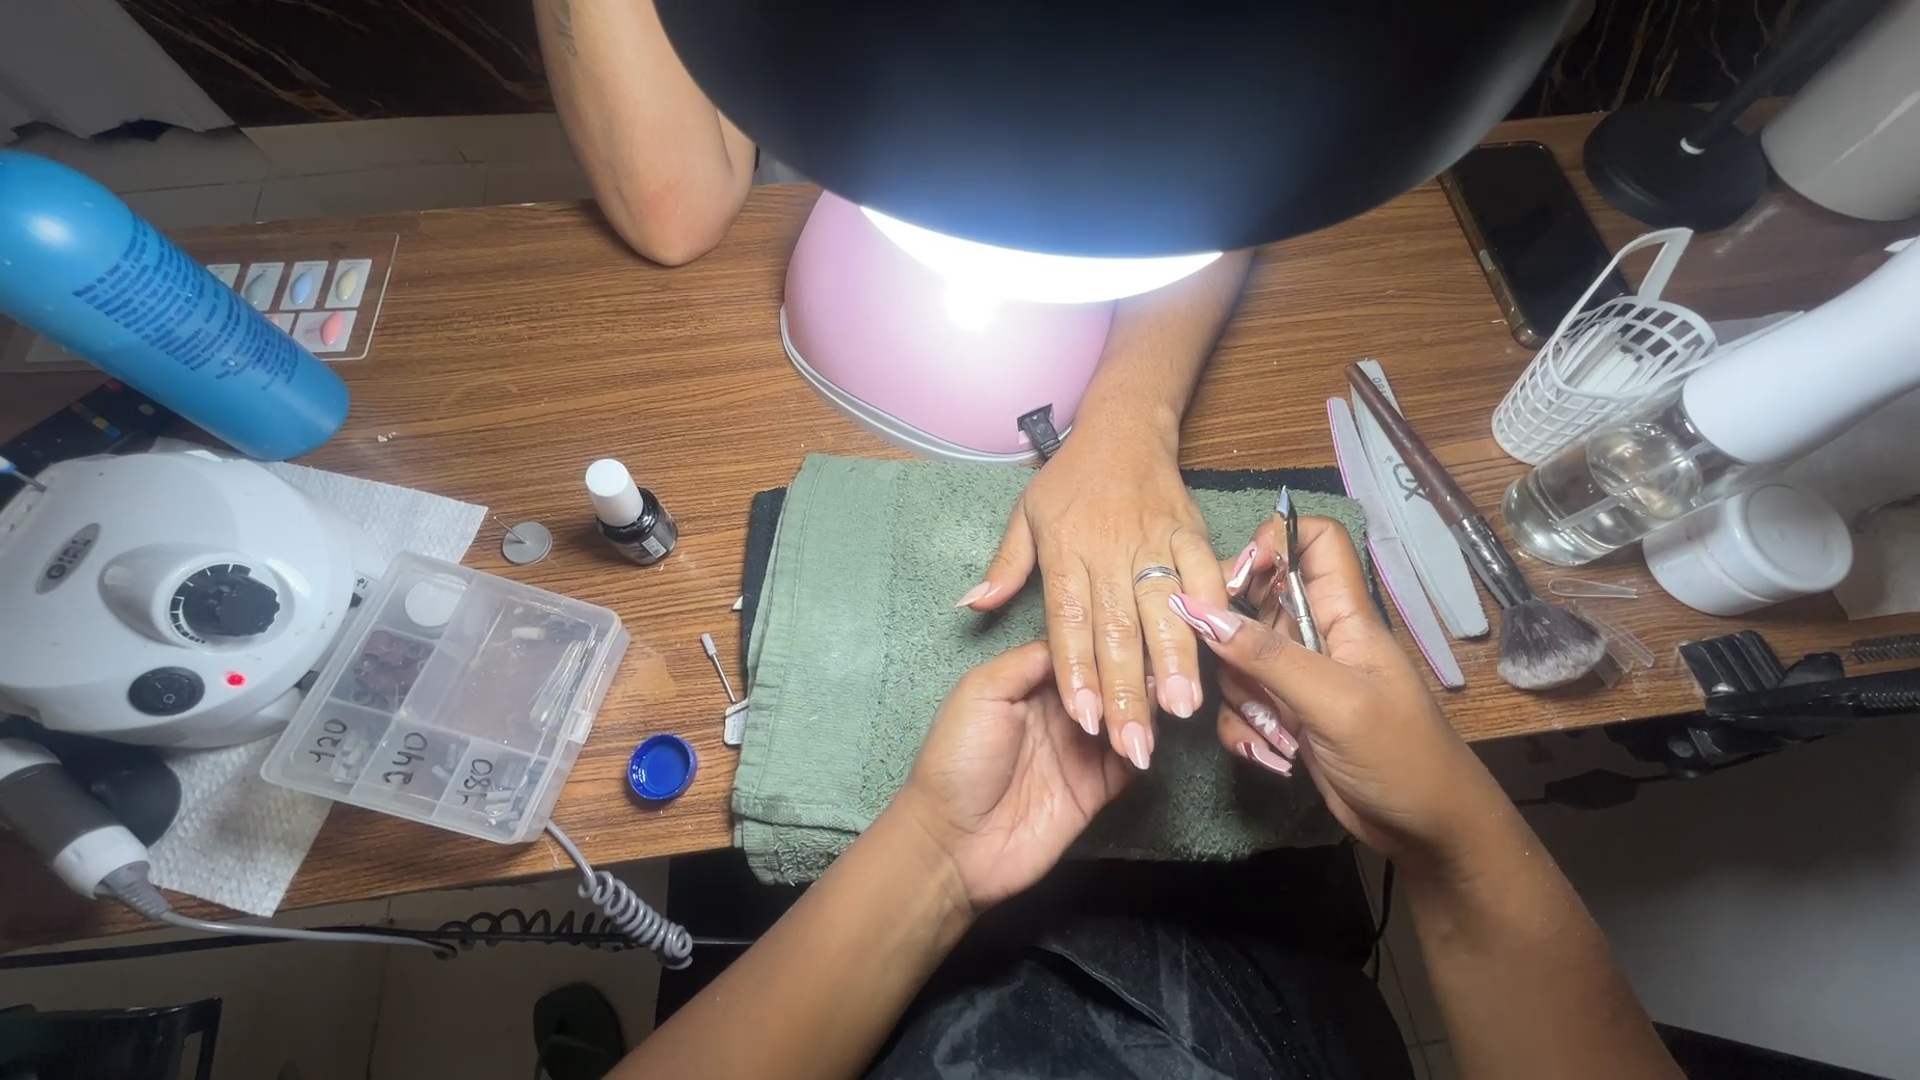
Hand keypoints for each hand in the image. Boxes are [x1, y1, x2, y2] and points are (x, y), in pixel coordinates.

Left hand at [896, 641, 1133, 910]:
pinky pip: (1130, 765)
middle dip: (1132, 675)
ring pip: (1125, 719)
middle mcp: (1061, 709)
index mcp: (1031, 681)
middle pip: (1108, 682)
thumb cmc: (957, 758)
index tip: (1128, 635)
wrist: (953, 842)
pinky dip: (1144, 751)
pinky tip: (1149, 742)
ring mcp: (1080, 749)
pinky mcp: (1095, 788)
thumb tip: (1078, 636)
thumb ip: (1028, 662)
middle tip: (1153, 673)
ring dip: (1143, 711)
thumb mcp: (981, 692)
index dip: (1103, 642)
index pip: (1080, 650)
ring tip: (1161, 704)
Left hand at [958, 430, 1225, 772]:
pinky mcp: (1190, 532)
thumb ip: (1005, 566)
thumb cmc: (1069, 479)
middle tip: (1135, 742)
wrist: (1123, 427)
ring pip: (1162, 609)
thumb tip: (972, 606)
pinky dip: (1211, 611)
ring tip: (1179, 711)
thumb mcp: (1024, 515)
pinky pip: (1204, 575)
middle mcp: (1108, 551)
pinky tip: (1220, 651)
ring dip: (1172, 661)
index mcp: (1065, 552)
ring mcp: (1153, 542)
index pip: (1068, 620)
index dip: (1074, 670)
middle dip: (1125, 689)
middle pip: (1115, 628)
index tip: (1082, 719)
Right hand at [1167, 516, 1509, 869]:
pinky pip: (1237, 702)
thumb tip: (1197, 611)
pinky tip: (1272, 755)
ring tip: (1277, 733)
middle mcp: (1315, 634)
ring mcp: (1296, 675)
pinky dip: (1243, 729)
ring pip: (1237, 657)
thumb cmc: (1400, 757)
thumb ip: (1266, 655)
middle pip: (1253, 599)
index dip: (1273, 541)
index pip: (1313, 540)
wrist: (1427, 835)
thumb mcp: (1334, 701)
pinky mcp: (1282, 713)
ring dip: (1243, 698)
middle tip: (1235, 670)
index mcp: (1344, 614)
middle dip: (1232, 638)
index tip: (1236, 578)